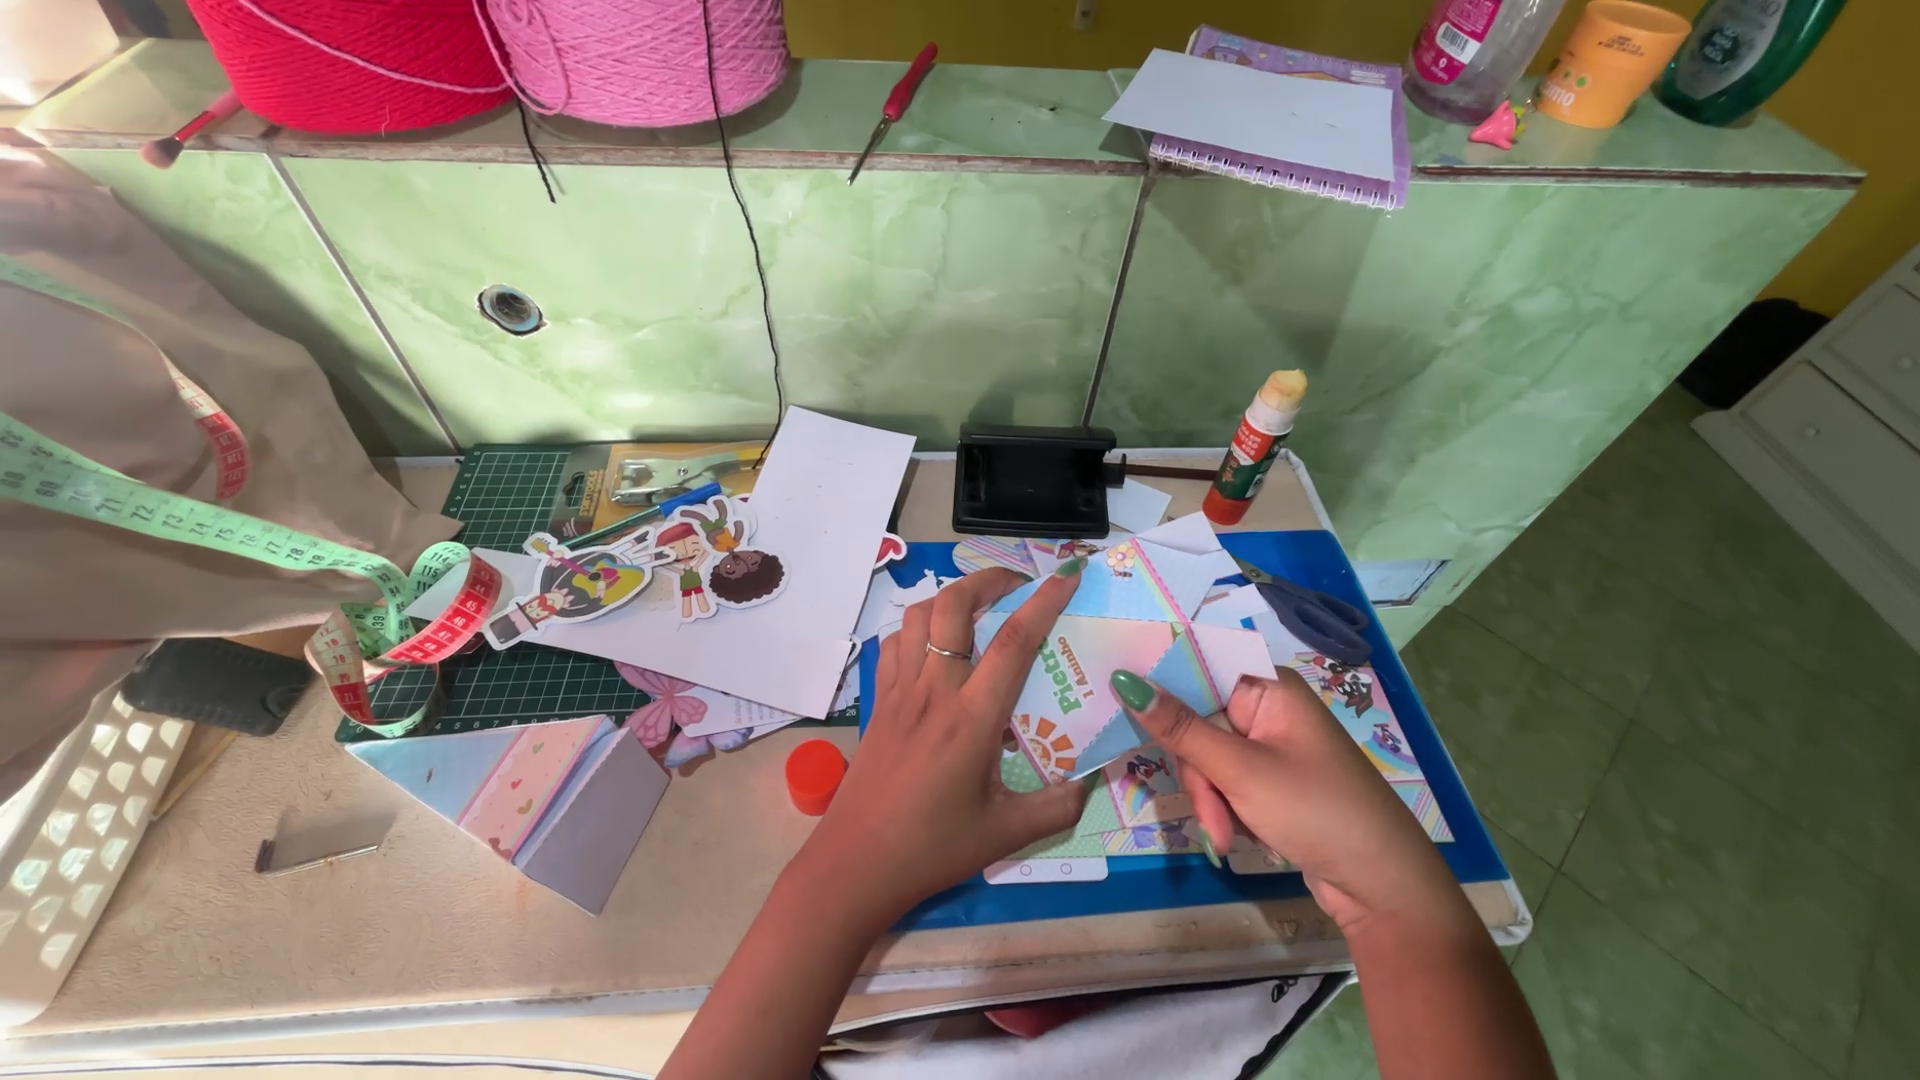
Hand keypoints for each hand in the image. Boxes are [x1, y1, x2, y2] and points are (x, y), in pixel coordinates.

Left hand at [793, 564, 1092, 925]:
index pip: (1014, 642)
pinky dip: (918, 628)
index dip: (1044, 601)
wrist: (856, 864)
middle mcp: (934, 691)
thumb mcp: (1006, 834)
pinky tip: (935, 646)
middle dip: (988, 579)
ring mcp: (899, 692)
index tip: (1067, 575)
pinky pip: (895, 644)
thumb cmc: (932, 849)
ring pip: (919, 616)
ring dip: (951, 598)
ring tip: (978, 608)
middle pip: (954, 605)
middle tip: (1017, 584)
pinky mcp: (878, 702)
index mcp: (971, 717)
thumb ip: (1057, 807)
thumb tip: (1090, 782)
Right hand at [1112, 667, 1463, 936]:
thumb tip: (1125, 679)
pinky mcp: (1268, 777)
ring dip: (1208, 798)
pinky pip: (1223, 778)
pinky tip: (1235, 835)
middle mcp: (1267, 707)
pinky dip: (1222, 807)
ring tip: (1226, 835)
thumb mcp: (1240, 771)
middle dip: (1197, 773)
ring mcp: (1268, 744)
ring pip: (1204, 755)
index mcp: (1268, 686)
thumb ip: (1179, 727)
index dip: (1160, 685)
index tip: (1117, 700)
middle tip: (1210, 813)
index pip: (1197, 667)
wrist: (1382, 887)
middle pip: (1196, 720)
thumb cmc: (1316, 811)